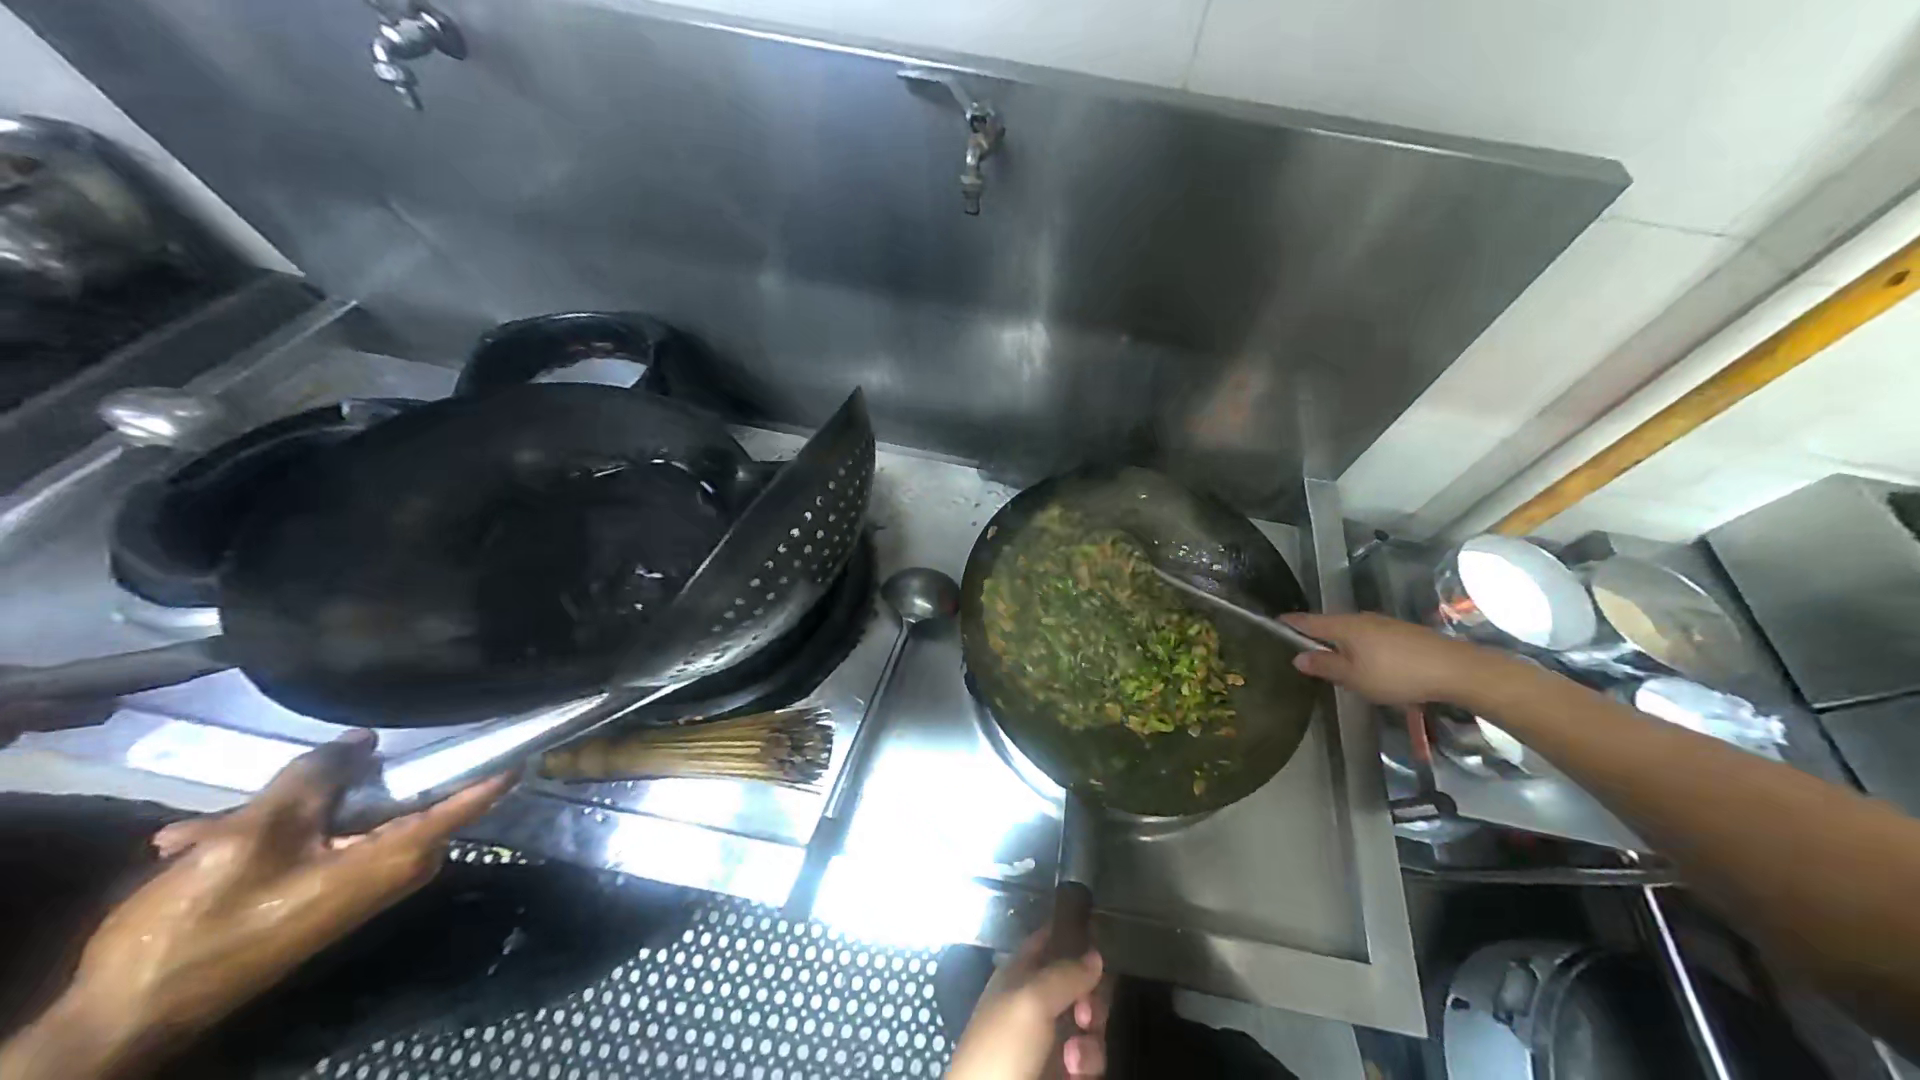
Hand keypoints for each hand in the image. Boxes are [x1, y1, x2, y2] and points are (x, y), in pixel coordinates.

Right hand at [0, 731, 512, 1079]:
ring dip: (278, 816)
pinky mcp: (323, 894)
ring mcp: (358, 883)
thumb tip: (365, 740)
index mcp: (400, 854)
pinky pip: (313, 847)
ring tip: (202, 829)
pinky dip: (262, 840)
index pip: (470, 798)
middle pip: (397, 799)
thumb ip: (318, 777)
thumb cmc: (200, 926)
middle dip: (336, 786)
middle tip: (278, 785)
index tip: (526, 733)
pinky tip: (190, 843)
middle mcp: (395, 868)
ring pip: (341, 820)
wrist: (125, 1020)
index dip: (496, 764)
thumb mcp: (255, 836)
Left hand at [947, 928, 1106, 1079]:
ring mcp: (1049, 1042)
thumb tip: (1095, 955)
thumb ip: (1064, 974)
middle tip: (1087, 1016)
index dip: (1073, 939)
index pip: (1048, 942)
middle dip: (1092, 999)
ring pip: (1088, 1026)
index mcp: (1018, 976)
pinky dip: (1087, 1067)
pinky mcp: (1062, 1073)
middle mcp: (1036, 1004)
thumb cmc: (1003, 1048)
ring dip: (1090, 1041)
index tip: (1100, 945)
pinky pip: (1088, 1061)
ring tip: (1074, 1058)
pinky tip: (1075, 1075)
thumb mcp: (1030, 1001)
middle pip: (1079, 987)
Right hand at [1281, 612, 1511, 706]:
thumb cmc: (1396, 674)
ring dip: (1343, 643)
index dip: (1292, 622)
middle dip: (1318, 634)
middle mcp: (1363, 619)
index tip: (1276, 621)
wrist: (1457, 670)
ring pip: (1355, 631)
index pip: (1310, 621)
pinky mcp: (1405, 634)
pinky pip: (1373, 637)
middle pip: (1332, 624)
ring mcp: (1386, 624)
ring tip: (1336, 659)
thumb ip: (1325, 667)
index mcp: (1345, 627)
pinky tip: (1369, 663)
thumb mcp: (1354, 677)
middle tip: (1305, 647)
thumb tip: (1298, 657)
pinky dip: (1363, 647)